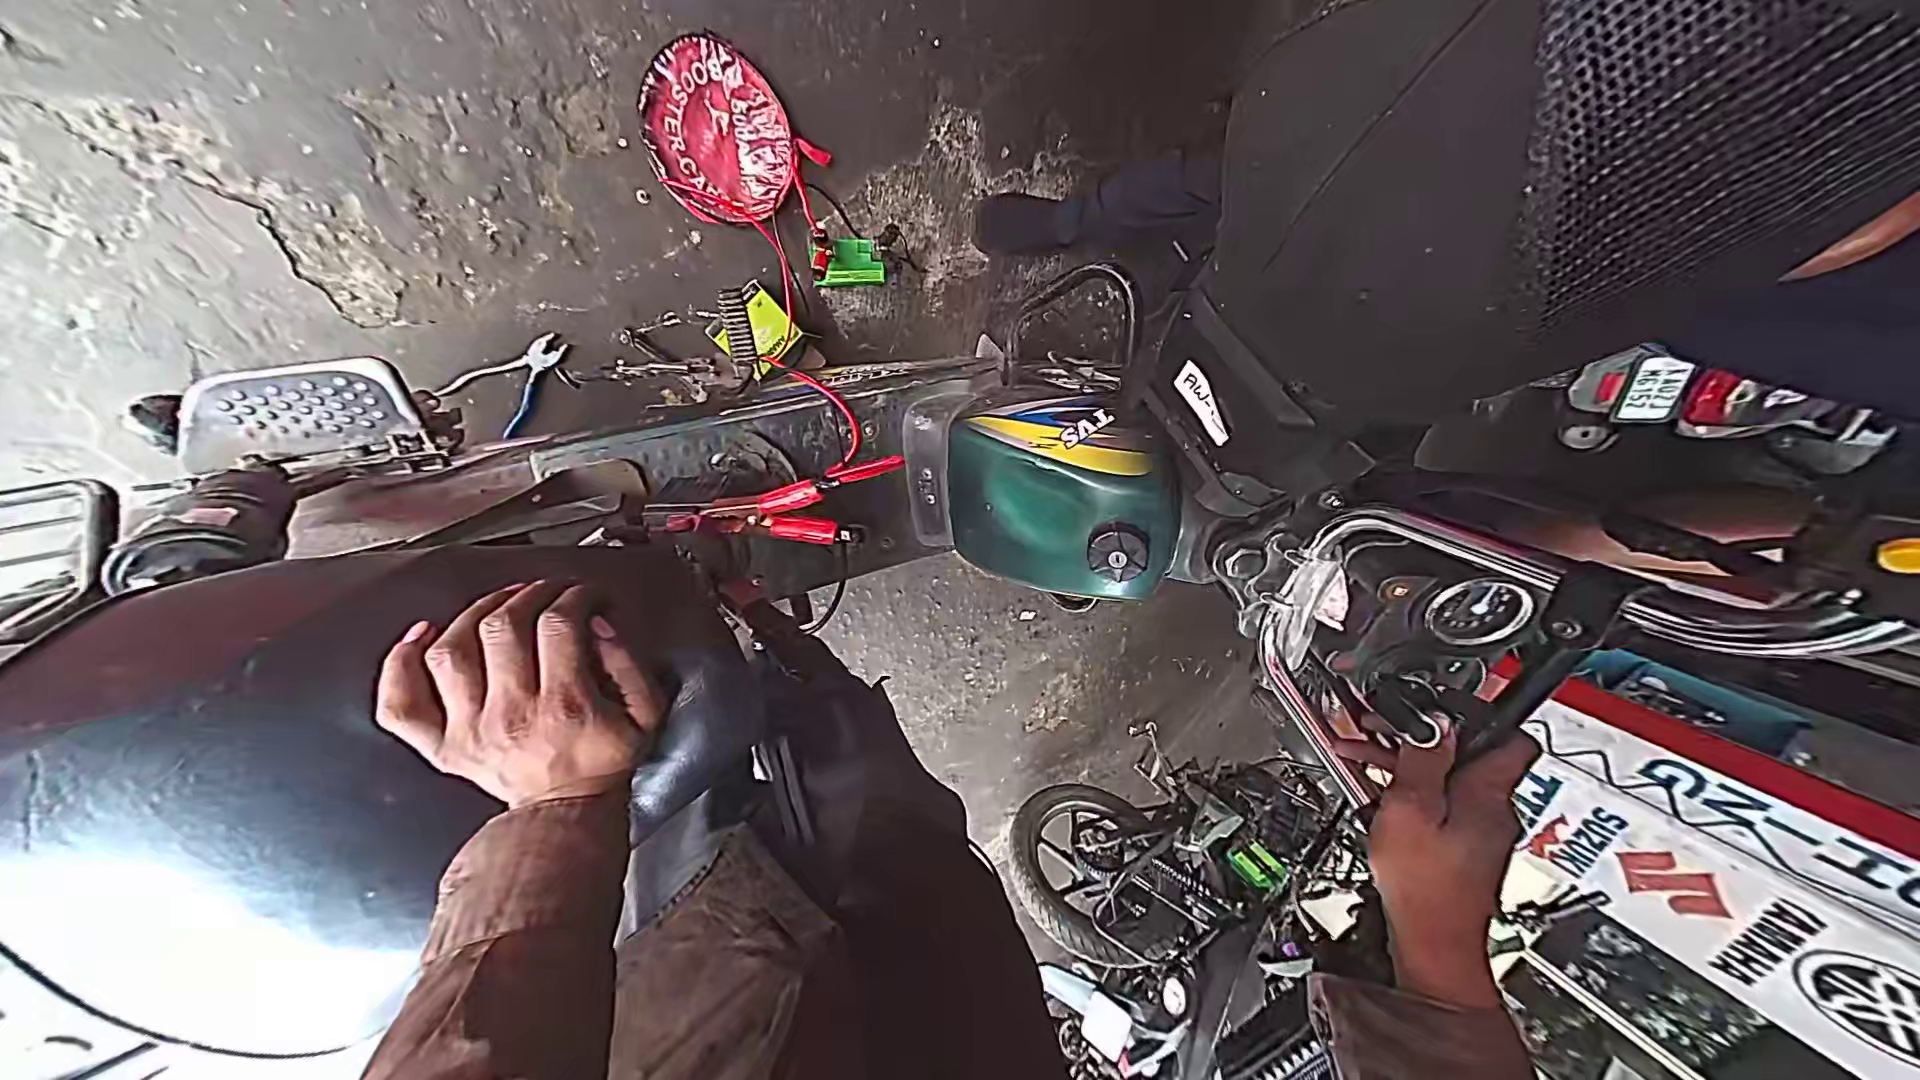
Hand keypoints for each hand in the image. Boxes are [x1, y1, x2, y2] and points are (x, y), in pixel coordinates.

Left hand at [375, 581, 665, 807]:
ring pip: (451, 650)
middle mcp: (510, 713)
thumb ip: (630, 665)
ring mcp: (467, 729)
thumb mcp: (646, 712)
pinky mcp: (440, 745)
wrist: (565, 811)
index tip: (586, 592)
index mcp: (565, 704)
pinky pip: (401, 702)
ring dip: (476, 612)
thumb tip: (599, 624)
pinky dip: (399, 663)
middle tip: (549, 589)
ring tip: (500, 601)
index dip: (574, 596)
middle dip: (530, 594)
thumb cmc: (607, 759)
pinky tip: (421, 633)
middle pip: (503, 627)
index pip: (559, 625)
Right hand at [1335, 727, 1539, 1007]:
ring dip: (1401, 756)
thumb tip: (1436, 721)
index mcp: (1486, 794)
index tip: (1439, 698)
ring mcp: (1476, 824)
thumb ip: (1423, 760)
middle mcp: (1490, 806)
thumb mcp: (1411, 808)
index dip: (1475, 710)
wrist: (1429, 934)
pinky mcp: (1458, 838)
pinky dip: (1403, 782)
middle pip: (1463, 750)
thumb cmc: (1424, 881)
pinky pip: (1434, 794)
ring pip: (1442, 772)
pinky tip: (1372, 783)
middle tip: (1378, 723)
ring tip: (1358, 751)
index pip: (1510, 736)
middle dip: (1417, 731)